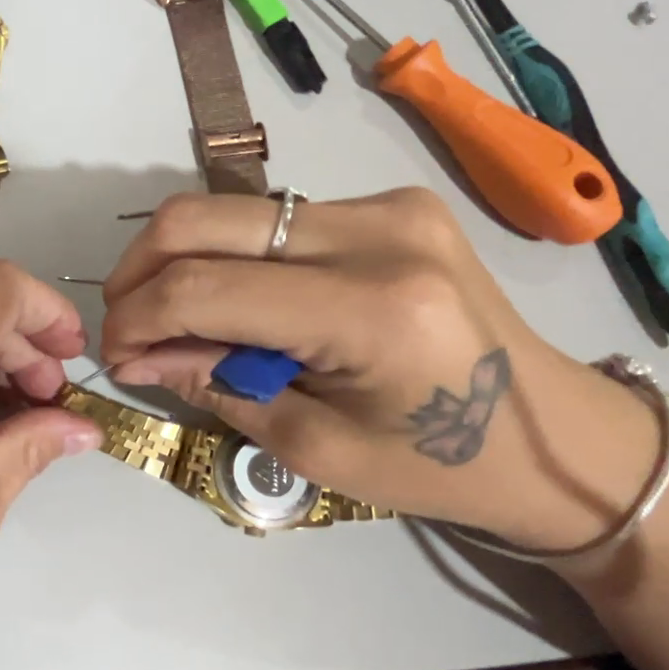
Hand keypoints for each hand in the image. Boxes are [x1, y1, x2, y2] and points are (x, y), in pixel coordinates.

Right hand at [99, 188, 659, 548]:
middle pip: (198, 220)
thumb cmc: (436, 465)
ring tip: (168, 321)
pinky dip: (221, 259)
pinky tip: (227, 305)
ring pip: (223, 210)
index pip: (201, 288)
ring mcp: (385, 207)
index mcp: (369, 309)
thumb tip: (134, 356)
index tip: (113, 358)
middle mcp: (377, 233)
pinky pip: (265, 219)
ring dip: (173, 264)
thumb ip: (214, 384)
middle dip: (136, 275)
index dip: (135, 320)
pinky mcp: (385, 205)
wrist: (556, 436)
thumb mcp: (309, 445)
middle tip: (125, 329)